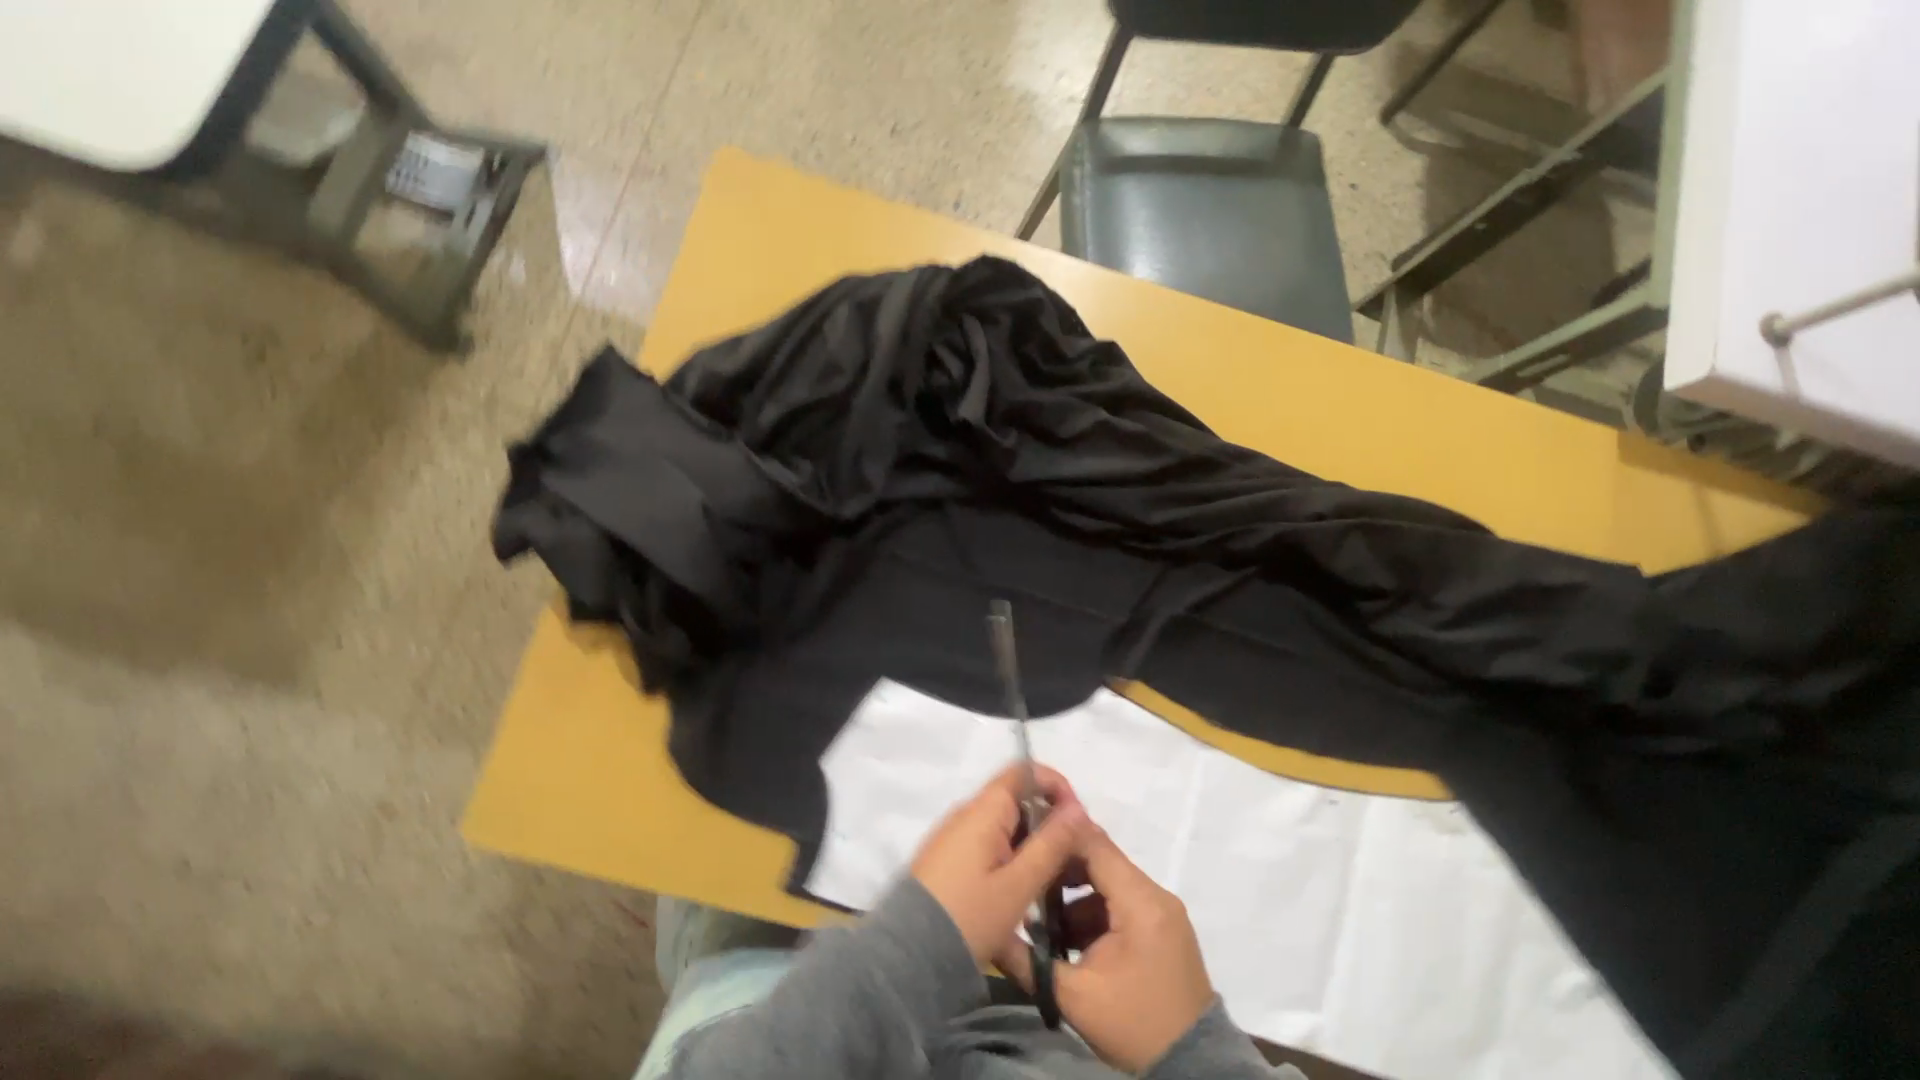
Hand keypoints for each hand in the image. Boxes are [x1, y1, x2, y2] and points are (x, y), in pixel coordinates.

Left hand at [910, 765, 1089, 966]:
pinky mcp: (947, 860)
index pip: (1023, 771)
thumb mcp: (1019, 884)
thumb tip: (1078, 809)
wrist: (908, 955)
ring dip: (1030, 841)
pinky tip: (1022, 889)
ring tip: (1051, 878)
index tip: (1077, 821)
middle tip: (1072, 857)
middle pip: (1015, 798)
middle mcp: (965, 814)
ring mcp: (953, 837)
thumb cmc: (969, 916)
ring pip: (1003, 824)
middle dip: (1047, 819)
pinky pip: (987, 843)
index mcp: (983, 810)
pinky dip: (1010, 855)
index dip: (1055, 786)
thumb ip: (1051, 844)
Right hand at [1004, 825, 1215, 1073]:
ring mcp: (1162, 913)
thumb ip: (1028, 960)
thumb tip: (990, 932)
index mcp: (1140, 902)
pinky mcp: (1162, 930)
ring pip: (1109, 884)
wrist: (1189, 1066)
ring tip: (1040, 920)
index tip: (1022, 835)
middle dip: (1060, 870)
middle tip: (1023, 880)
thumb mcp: (1073, 996)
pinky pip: (1122, 905)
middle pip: (1101, 862)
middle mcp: (1156, 896)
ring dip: (1074, 896)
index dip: (1058, 835)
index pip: (1094, 846)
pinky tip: (1067, 940)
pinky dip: (1093, 913)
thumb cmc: (1132, 1025)